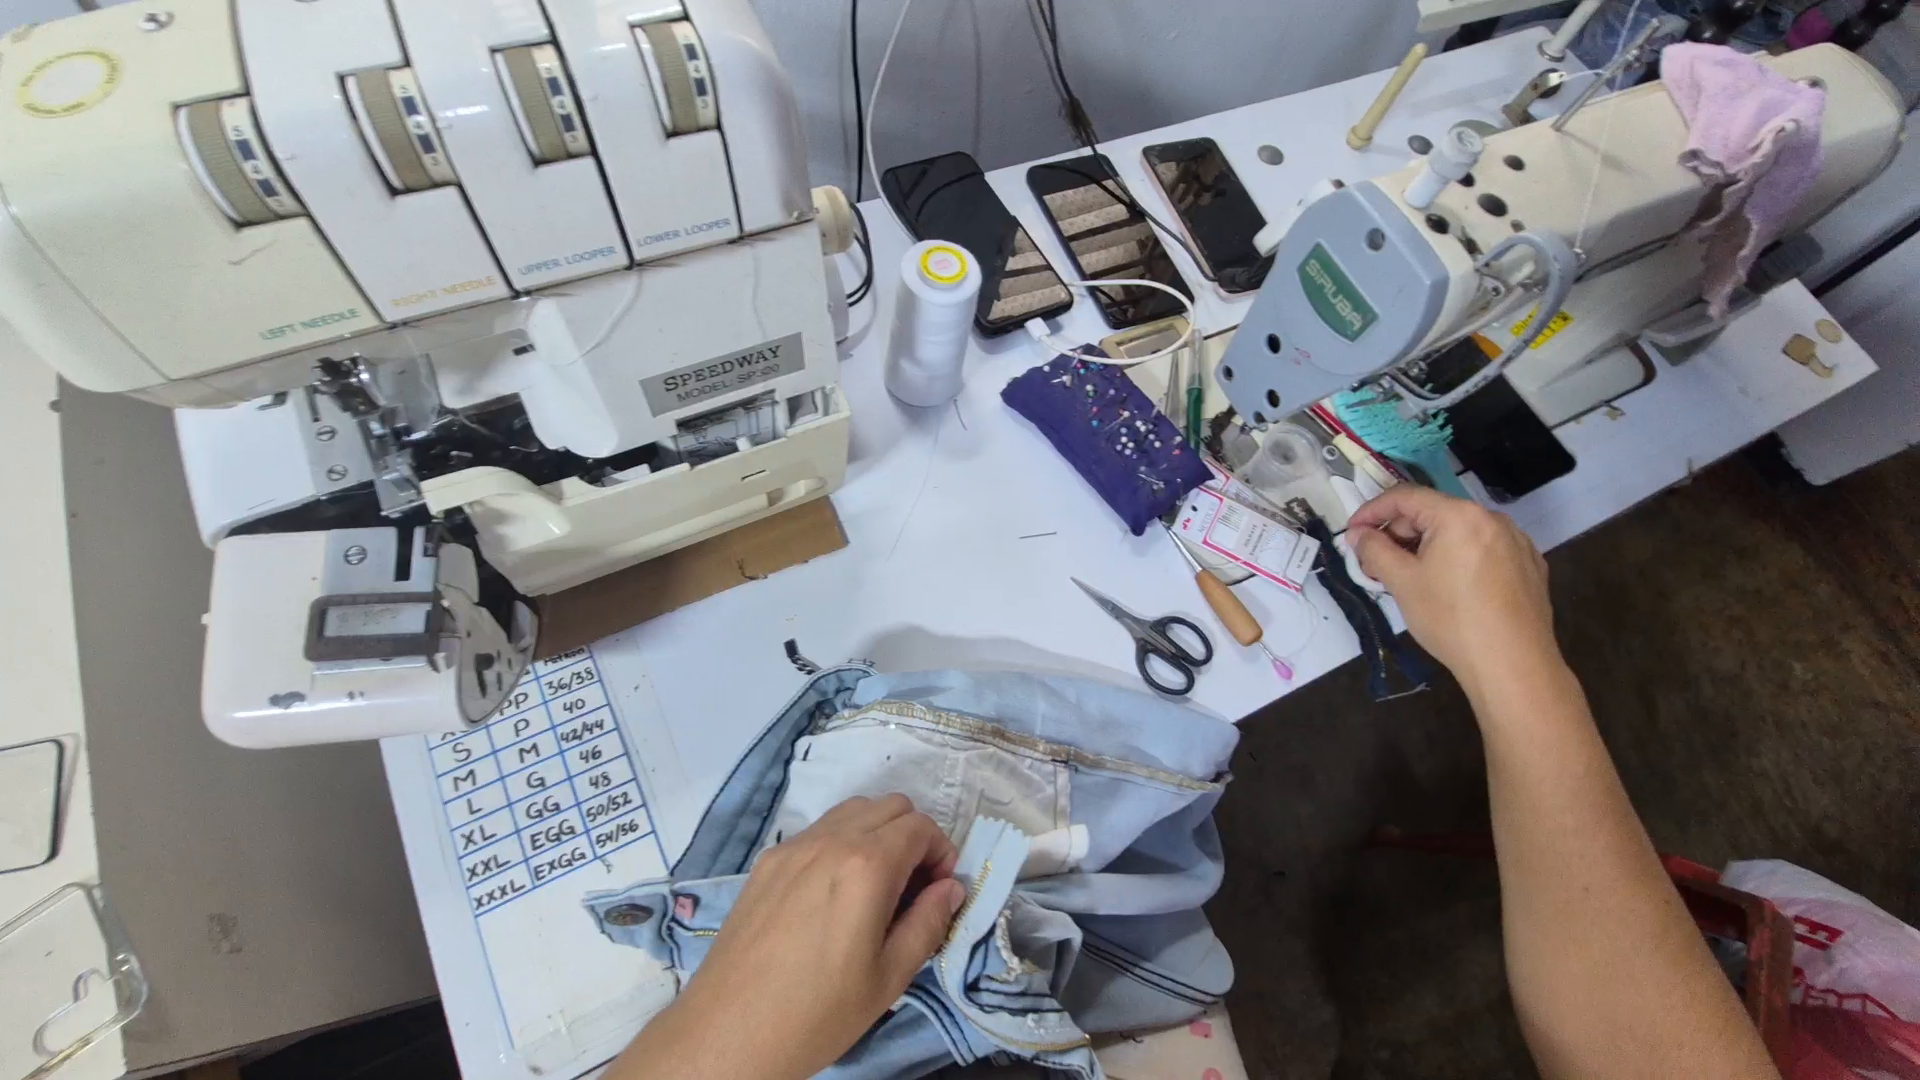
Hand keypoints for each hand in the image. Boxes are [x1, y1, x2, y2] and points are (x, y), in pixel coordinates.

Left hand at [616, 795, 965, 1079]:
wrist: (728, 1033)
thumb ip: (928, 923)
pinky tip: (835, 891)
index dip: (942, 852)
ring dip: (879, 832)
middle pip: (892, 805)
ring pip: (854, 809)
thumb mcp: (889, 979)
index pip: (921, 826)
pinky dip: (843, 841)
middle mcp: (832, 840)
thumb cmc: (817, 1013)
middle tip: (914, 887)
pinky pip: (820, 829)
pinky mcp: (769, 859)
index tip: (940, 890)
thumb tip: (951, 887)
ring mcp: (795, 845)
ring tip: (877, 885)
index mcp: (867, 865)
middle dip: (914, 837)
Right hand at [1346, 486, 1558, 692]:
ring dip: (1426, 546)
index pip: (1405, 497)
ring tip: (1410, 577)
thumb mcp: (1401, 581)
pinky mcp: (1529, 565)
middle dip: (1399, 533)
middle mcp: (1492, 519)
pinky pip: (1481, 549)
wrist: (1512, 664)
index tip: (1351, 534)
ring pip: (1457, 532)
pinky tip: (1448, 587)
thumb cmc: (1450, 618)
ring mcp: (1516, 541)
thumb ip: (1373, 549)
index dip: (1371, 511)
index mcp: (1459, 516)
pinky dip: (1456, 557)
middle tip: (1376, 563)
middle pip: (1432, 513)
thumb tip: (1358, 534)